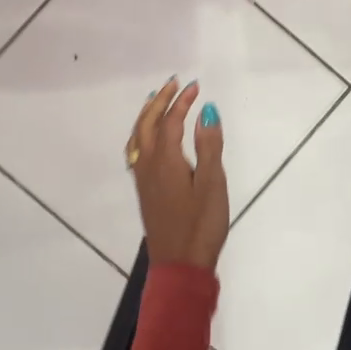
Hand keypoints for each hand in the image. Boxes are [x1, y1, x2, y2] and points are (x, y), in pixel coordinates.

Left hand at [128, 79, 228, 270]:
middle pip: (147, 126)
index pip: (170, 122)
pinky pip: (137, 152)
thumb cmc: (202, 224)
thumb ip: (209, 146)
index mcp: (166, 161)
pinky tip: (151, 139)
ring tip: (157, 102)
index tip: (196, 86)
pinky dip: (143, 134)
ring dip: (146, 117)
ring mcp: (144, 180)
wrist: (180, 264)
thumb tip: (206, 111)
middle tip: (173, 85)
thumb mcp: (213, 183)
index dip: (182, 102)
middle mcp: (149, 166)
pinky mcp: (146, 192)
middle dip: (159, 103)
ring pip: (137, 139)